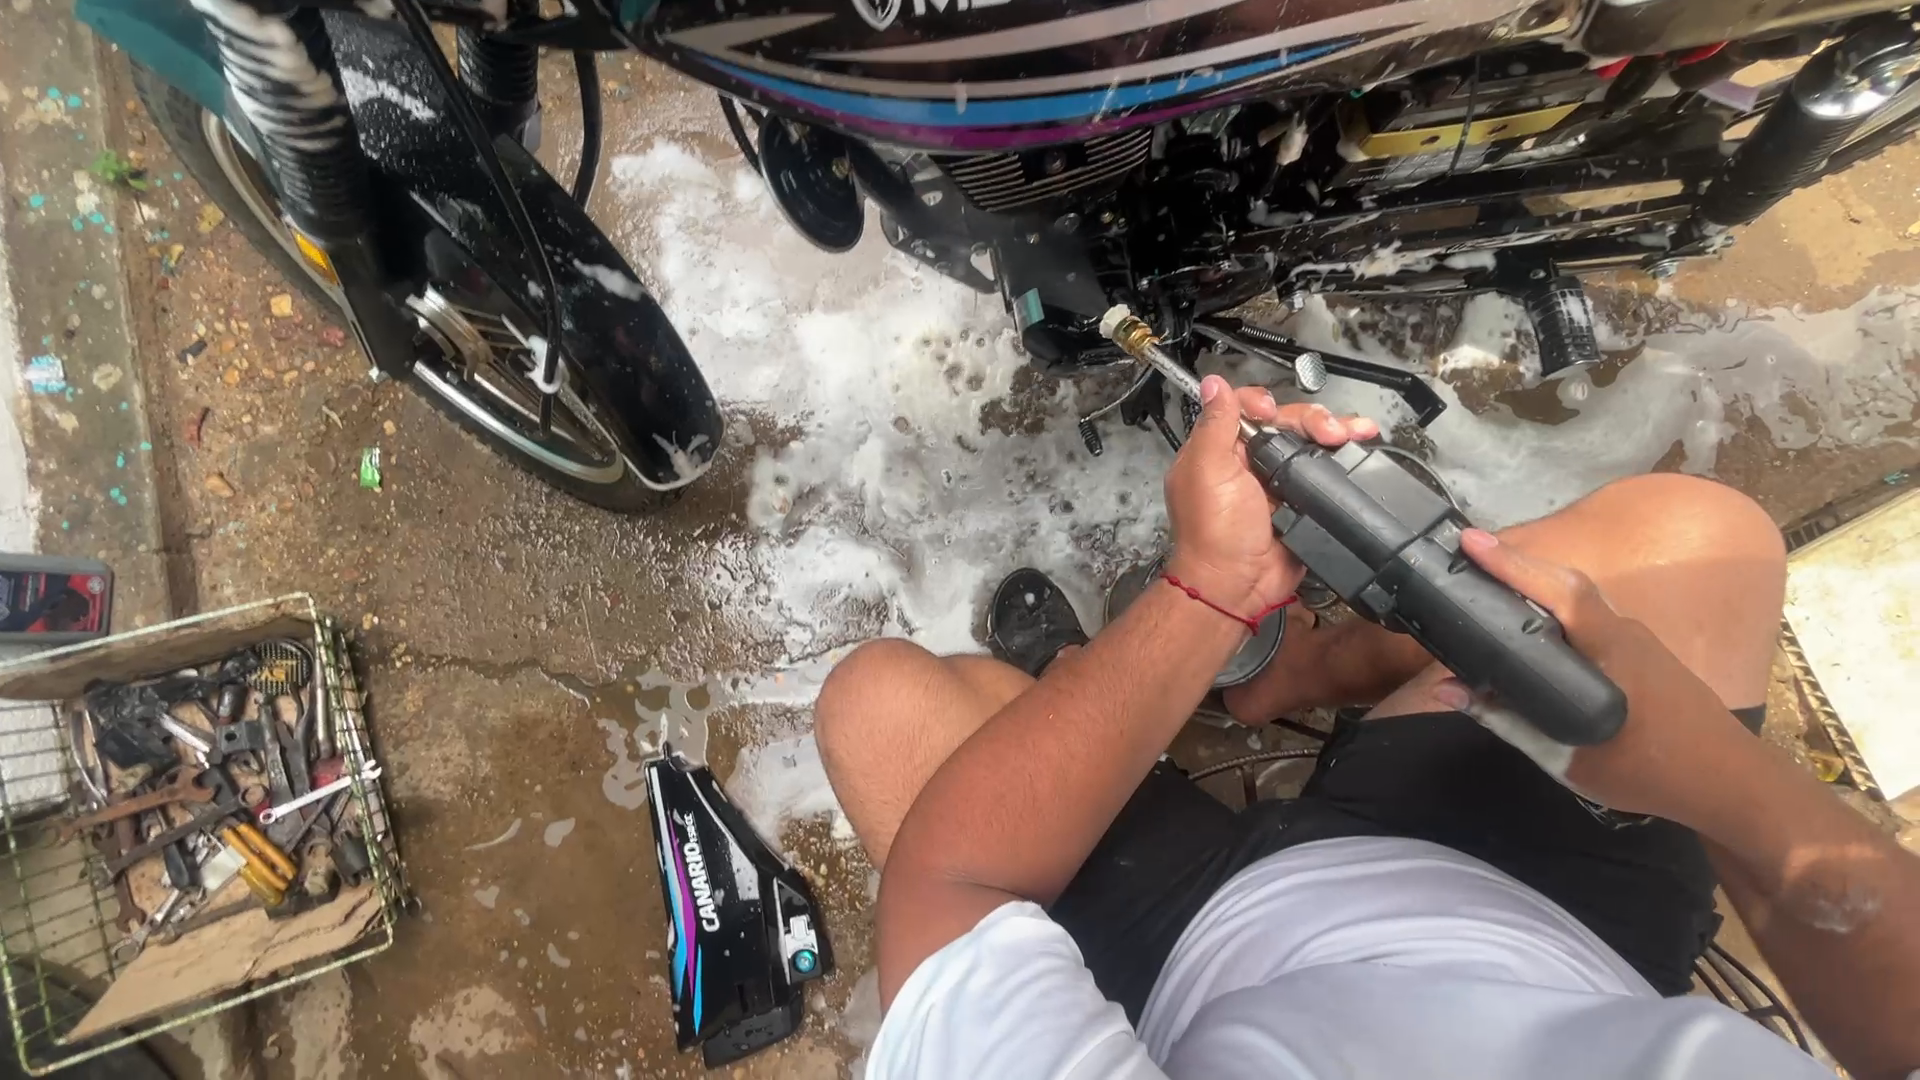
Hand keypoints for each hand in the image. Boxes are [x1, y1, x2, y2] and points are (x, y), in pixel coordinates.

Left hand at [1164, 375, 1377, 621]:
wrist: (1238, 585)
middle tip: (1329, 431)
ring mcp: (1277, 482)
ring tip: (1353, 433)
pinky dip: (1345, 455)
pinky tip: (1363, 444)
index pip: (1243, 409)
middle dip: (1309, 418)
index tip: (1272, 411)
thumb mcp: (1207, 470)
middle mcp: (1247, 463)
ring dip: (1334, 430)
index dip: (1262, 403)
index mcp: (1218, 451)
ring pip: (1309, 442)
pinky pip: (1325, 470)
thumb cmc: (1214, 530)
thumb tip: (1211, 383)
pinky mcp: (1303, 500)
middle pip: (1284, 422)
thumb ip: (1214, 425)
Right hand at [1433, 529, 1757, 824]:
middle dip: (1513, 563)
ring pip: (1576, 599)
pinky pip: (1586, 616)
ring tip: (1484, 581)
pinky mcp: (1639, 652)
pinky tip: (1526, 619)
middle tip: (1465, 553)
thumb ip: (1504, 719)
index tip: (1470, 539)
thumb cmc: (1652, 773)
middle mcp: (1624, 633)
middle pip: (1564, 584)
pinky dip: (1549, 605)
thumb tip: (1444, 689)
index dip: (1512, 563)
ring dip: (1532, 582)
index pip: (1559, 591)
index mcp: (1612, 651)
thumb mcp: (1565, 757)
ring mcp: (1636, 640)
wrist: (1740, 790)